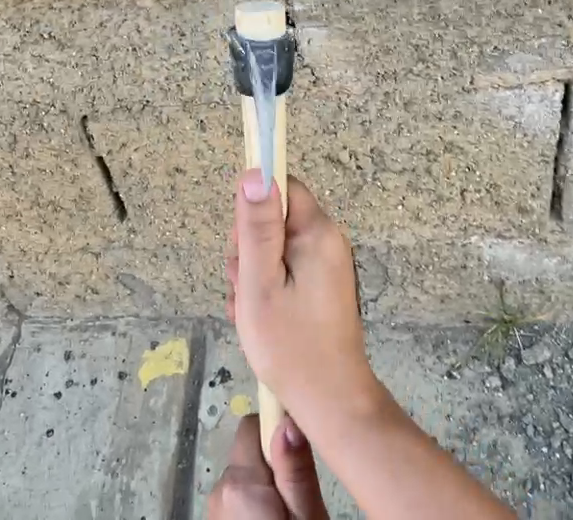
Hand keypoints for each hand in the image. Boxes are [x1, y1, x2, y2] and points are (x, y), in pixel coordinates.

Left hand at [206, 412, 329, 519]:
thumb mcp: (305, 518)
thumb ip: (296, 472)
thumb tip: (289, 420)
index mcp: (240, 480)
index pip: (254, 425)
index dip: (278, 432)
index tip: (299, 451)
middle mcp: (219, 486)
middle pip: (250, 451)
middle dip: (275, 464)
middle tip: (299, 491)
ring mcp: (213, 507)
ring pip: (245, 476)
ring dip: (264, 485)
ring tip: (288, 511)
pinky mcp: (214, 519)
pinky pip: (236, 498)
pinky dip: (252, 503)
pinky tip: (270, 519)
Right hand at [227, 172, 382, 433]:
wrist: (330, 401)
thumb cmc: (290, 345)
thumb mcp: (260, 283)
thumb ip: (255, 227)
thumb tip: (254, 171)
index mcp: (318, 233)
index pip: (282, 187)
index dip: (253, 208)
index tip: (242, 246)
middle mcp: (328, 240)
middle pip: (274, 217)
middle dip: (248, 248)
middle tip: (244, 288)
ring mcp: (327, 263)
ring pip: (274, 245)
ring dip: (253, 272)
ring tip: (252, 308)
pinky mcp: (322, 283)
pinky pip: (285, 267)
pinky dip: (266, 286)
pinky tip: (261, 316)